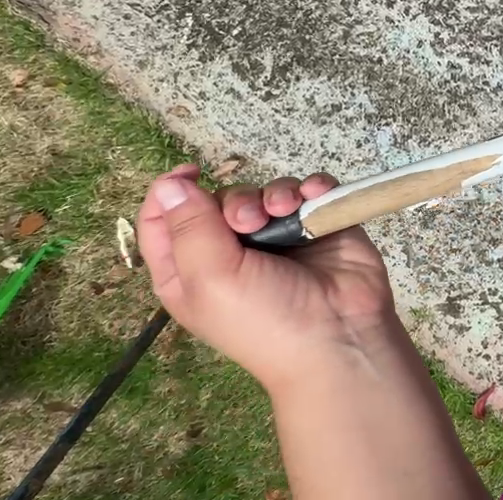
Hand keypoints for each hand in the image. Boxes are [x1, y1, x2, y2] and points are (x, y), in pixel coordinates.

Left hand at [136, 164, 396, 395]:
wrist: (337, 329)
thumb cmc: (262, 315)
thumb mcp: (211, 278)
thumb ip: (190, 228)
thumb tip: (168, 183)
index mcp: (191, 268)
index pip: (165, 220)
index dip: (171, 192)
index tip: (191, 172)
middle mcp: (234, 248)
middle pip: (224, 199)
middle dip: (239, 200)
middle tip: (253, 222)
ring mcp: (282, 235)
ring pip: (270, 191)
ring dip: (279, 192)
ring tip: (291, 210)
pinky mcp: (322, 224)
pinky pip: (314, 190)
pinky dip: (316, 187)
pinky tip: (319, 197)